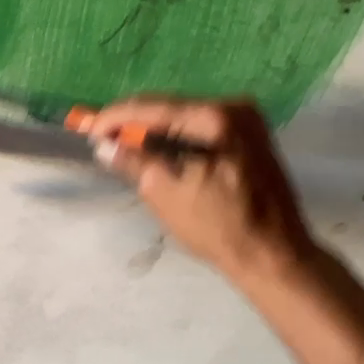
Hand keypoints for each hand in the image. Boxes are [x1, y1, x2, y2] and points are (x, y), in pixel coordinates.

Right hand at [87, 97, 313, 279]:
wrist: (278, 257)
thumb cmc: (220, 228)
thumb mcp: (166, 194)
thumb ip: (134, 161)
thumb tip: (105, 144)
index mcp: (216, 117)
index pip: (153, 108)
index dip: (115, 117)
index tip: (85, 127)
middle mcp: (235, 107)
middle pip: (170, 107)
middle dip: (134, 123)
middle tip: (101, 137)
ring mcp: (247, 120)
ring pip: (185, 117)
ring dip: (155, 130)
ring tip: (124, 145)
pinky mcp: (251, 136)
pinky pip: (203, 128)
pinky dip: (178, 138)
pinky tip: (158, 151)